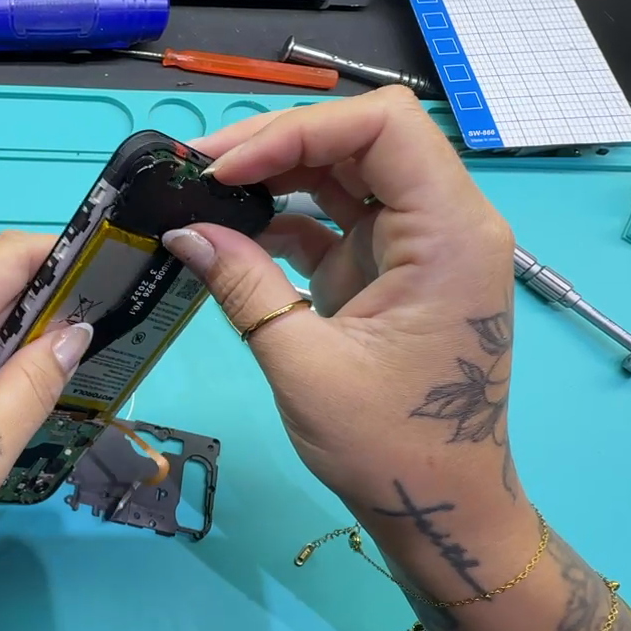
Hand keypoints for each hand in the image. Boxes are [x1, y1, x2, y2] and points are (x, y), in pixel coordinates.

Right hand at [159, 88, 521, 525]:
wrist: (438, 503)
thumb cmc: (387, 444)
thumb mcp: (303, 362)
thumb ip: (243, 286)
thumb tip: (181, 232)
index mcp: (448, 234)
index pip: (382, 126)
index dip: (296, 130)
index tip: (225, 170)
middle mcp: (442, 222)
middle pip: (359, 139)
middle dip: (275, 143)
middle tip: (196, 168)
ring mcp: (412, 245)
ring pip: (343, 173)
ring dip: (274, 173)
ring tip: (204, 189)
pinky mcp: (385, 270)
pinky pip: (333, 219)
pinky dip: (280, 217)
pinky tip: (232, 230)